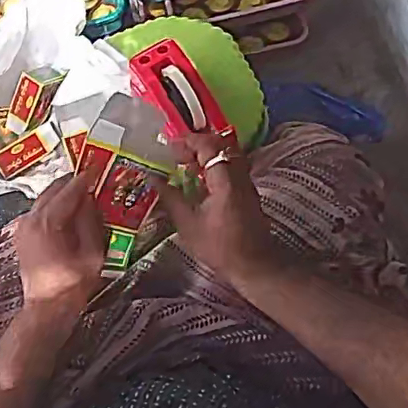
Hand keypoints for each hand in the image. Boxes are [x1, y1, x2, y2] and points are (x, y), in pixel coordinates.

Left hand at [13, 175, 106, 315]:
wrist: (46, 309)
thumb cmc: (72, 285)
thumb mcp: (92, 253)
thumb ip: (90, 221)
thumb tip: (89, 198)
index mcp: (47, 222)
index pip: (69, 191)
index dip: (86, 177)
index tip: (99, 166)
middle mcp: (31, 219)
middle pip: (53, 190)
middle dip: (73, 182)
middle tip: (93, 176)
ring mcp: (23, 226)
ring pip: (45, 198)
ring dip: (63, 193)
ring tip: (83, 190)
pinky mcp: (22, 234)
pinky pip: (39, 210)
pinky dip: (54, 204)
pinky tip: (68, 209)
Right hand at [155, 132, 281, 286]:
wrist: (255, 265)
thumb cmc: (219, 246)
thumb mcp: (188, 223)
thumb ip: (170, 197)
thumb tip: (152, 177)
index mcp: (224, 180)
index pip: (208, 146)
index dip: (188, 142)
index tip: (170, 145)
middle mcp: (239, 176)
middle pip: (220, 146)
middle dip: (197, 145)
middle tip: (176, 154)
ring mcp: (246, 184)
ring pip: (227, 156)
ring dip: (206, 155)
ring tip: (185, 165)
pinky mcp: (247, 193)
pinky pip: (230, 168)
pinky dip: (213, 166)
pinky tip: (199, 181)